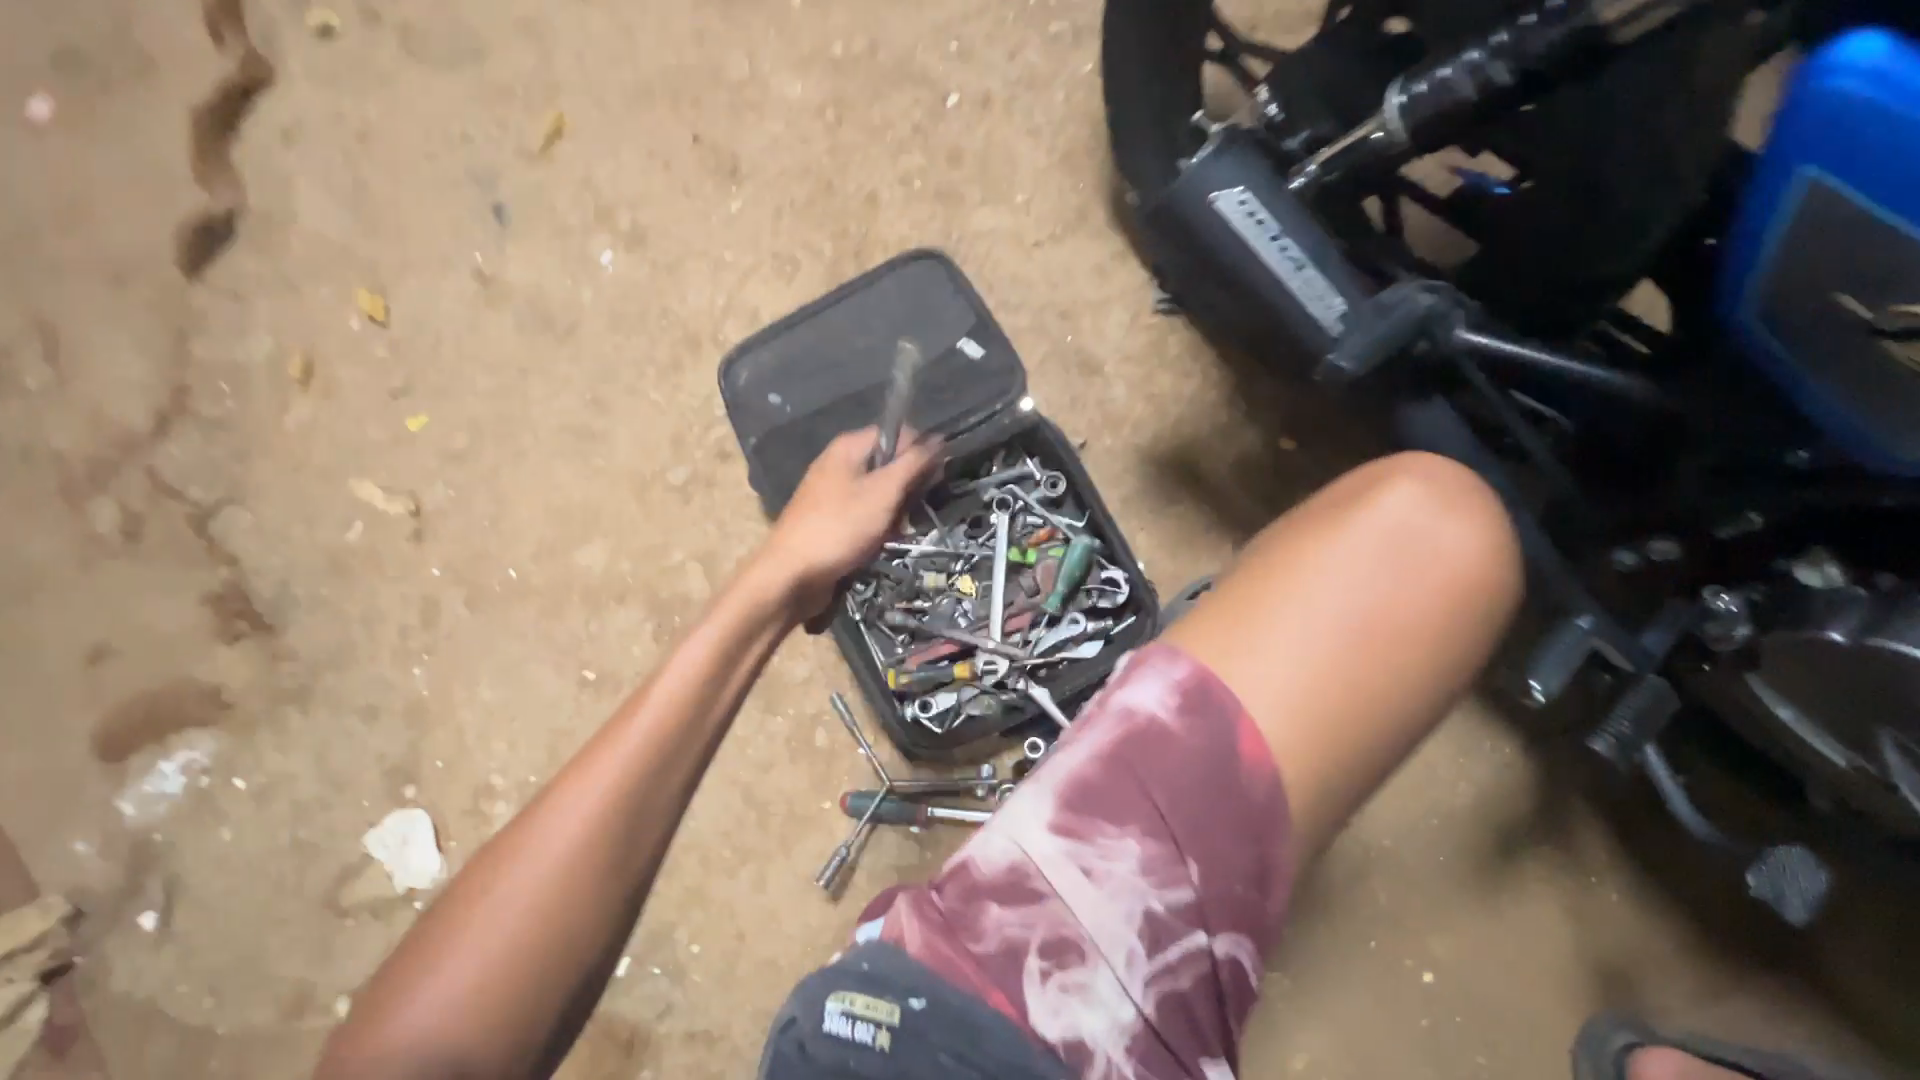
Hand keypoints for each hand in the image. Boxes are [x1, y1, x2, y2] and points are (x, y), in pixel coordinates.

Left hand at [754, 427, 943, 627]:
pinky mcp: (832, 519)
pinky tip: (878, 544)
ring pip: (880, 493)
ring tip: (894, 532)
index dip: (919, 453)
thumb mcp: (884, 492)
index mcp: (849, 447)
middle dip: (906, 489)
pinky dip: (877, 527)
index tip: (932, 480)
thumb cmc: (840, 527)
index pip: (898, 434)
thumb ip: (913, 463)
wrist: (791, 575)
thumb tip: (939, 439)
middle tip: (909, 512)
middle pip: (889, 464)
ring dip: (894, 513)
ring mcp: (834, 493)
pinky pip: (865, 514)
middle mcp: (840, 464)